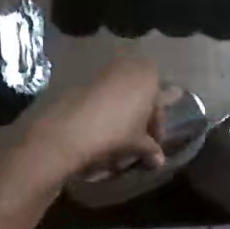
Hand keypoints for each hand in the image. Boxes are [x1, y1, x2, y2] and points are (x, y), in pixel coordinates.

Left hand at [24, 58, 166, 179]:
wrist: (70, 130)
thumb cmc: (115, 132)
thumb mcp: (138, 143)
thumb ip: (151, 148)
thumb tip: (159, 161)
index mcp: (149, 77)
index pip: (159, 104)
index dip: (156, 126)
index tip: (152, 144)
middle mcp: (128, 67)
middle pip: (139, 95)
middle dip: (139, 117)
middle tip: (137, 140)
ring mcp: (104, 71)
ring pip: (121, 94)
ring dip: (122, 112)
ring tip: (118, 136)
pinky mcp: (83, 80)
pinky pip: (102, 95)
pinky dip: (105, 109)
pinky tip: (100, 128)